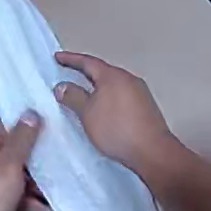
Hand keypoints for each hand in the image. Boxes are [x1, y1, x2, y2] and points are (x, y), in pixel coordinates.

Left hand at [0, 113, 40, 210]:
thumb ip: (23, 138)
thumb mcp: (11, 162)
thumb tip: (31, 111)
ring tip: (43, 193)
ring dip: (23, 183)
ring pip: (2, 177)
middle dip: (24, 165)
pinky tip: (34, 206)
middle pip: (1, 156)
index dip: (17, 138)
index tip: (36, 149)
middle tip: (44, 173)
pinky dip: (16, 198)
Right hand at [55, 51, 189, 178]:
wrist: (153, 153)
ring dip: (97, 85)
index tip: (57, 57)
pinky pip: (121, 94)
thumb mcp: (87, 112)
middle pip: (102, 71)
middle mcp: (128, 79)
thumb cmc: (116, 129)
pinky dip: (108, 96)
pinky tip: (102, 107)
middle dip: (84, 71)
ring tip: (83, 90)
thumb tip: (62, 86)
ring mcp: (140, 93)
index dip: (71, 59)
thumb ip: (73, 96)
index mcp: (113, 76)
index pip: (88, 62)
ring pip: (113, 83)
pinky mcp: (146, 107)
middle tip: (68, 71)